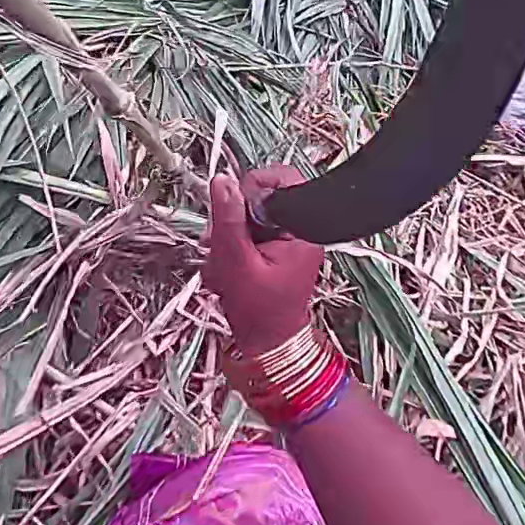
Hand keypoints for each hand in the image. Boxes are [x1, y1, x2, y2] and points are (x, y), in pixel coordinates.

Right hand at [203, 167, 322, 357]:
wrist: (267, 343)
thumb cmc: (258, 312)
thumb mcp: (236, 262)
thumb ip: (229, 220)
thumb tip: (223, 183)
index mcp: (302, 230)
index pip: (283, 180)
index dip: (252, 188)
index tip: (233, 209)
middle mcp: (301, 231)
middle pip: (264, 197)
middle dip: (236, 217)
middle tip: (222, 242)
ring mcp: (290, 241)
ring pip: (254, 215)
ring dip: (232, 234)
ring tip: (224, 259)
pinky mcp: (278, 250)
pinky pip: (253, 233)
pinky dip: (236, 246)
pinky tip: (229, 264)